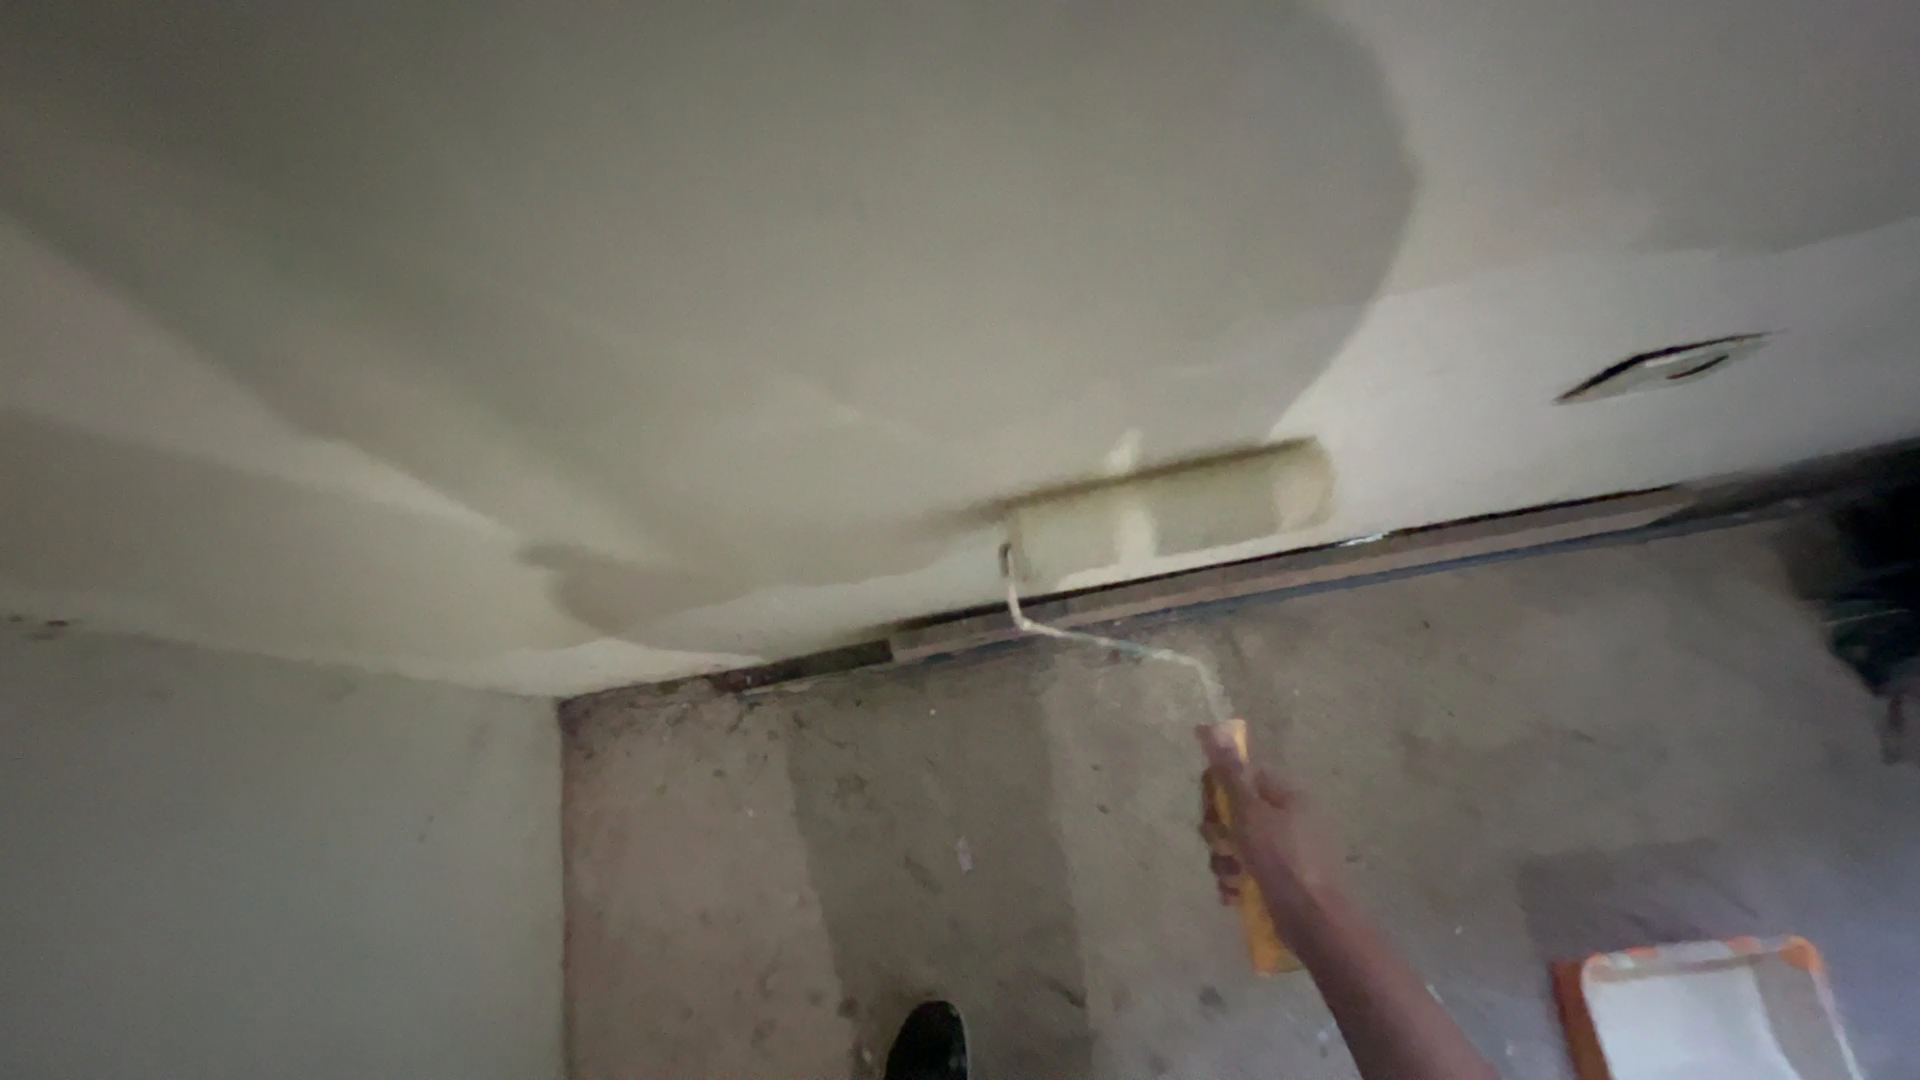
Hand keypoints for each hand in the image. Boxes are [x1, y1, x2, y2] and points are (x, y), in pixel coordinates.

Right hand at [1196, 723, 1341, 919]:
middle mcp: (1289, 821)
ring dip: (1226, 862)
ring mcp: (1288, 854)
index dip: (1218, 793)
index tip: (1212, 813)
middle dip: (1220, 834)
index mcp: (1286, 797)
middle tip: (1224, 849)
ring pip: (1237, 847)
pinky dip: (1237, 883)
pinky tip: (1236, 895)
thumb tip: (1212, 726)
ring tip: (1232, 879)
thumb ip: (1229, 773)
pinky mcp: (1283, 883)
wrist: (1316, 924)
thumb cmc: (1284, 861)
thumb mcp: (1250, 812)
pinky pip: (1247, 874)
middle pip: (1234, 814)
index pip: (1239, 778)